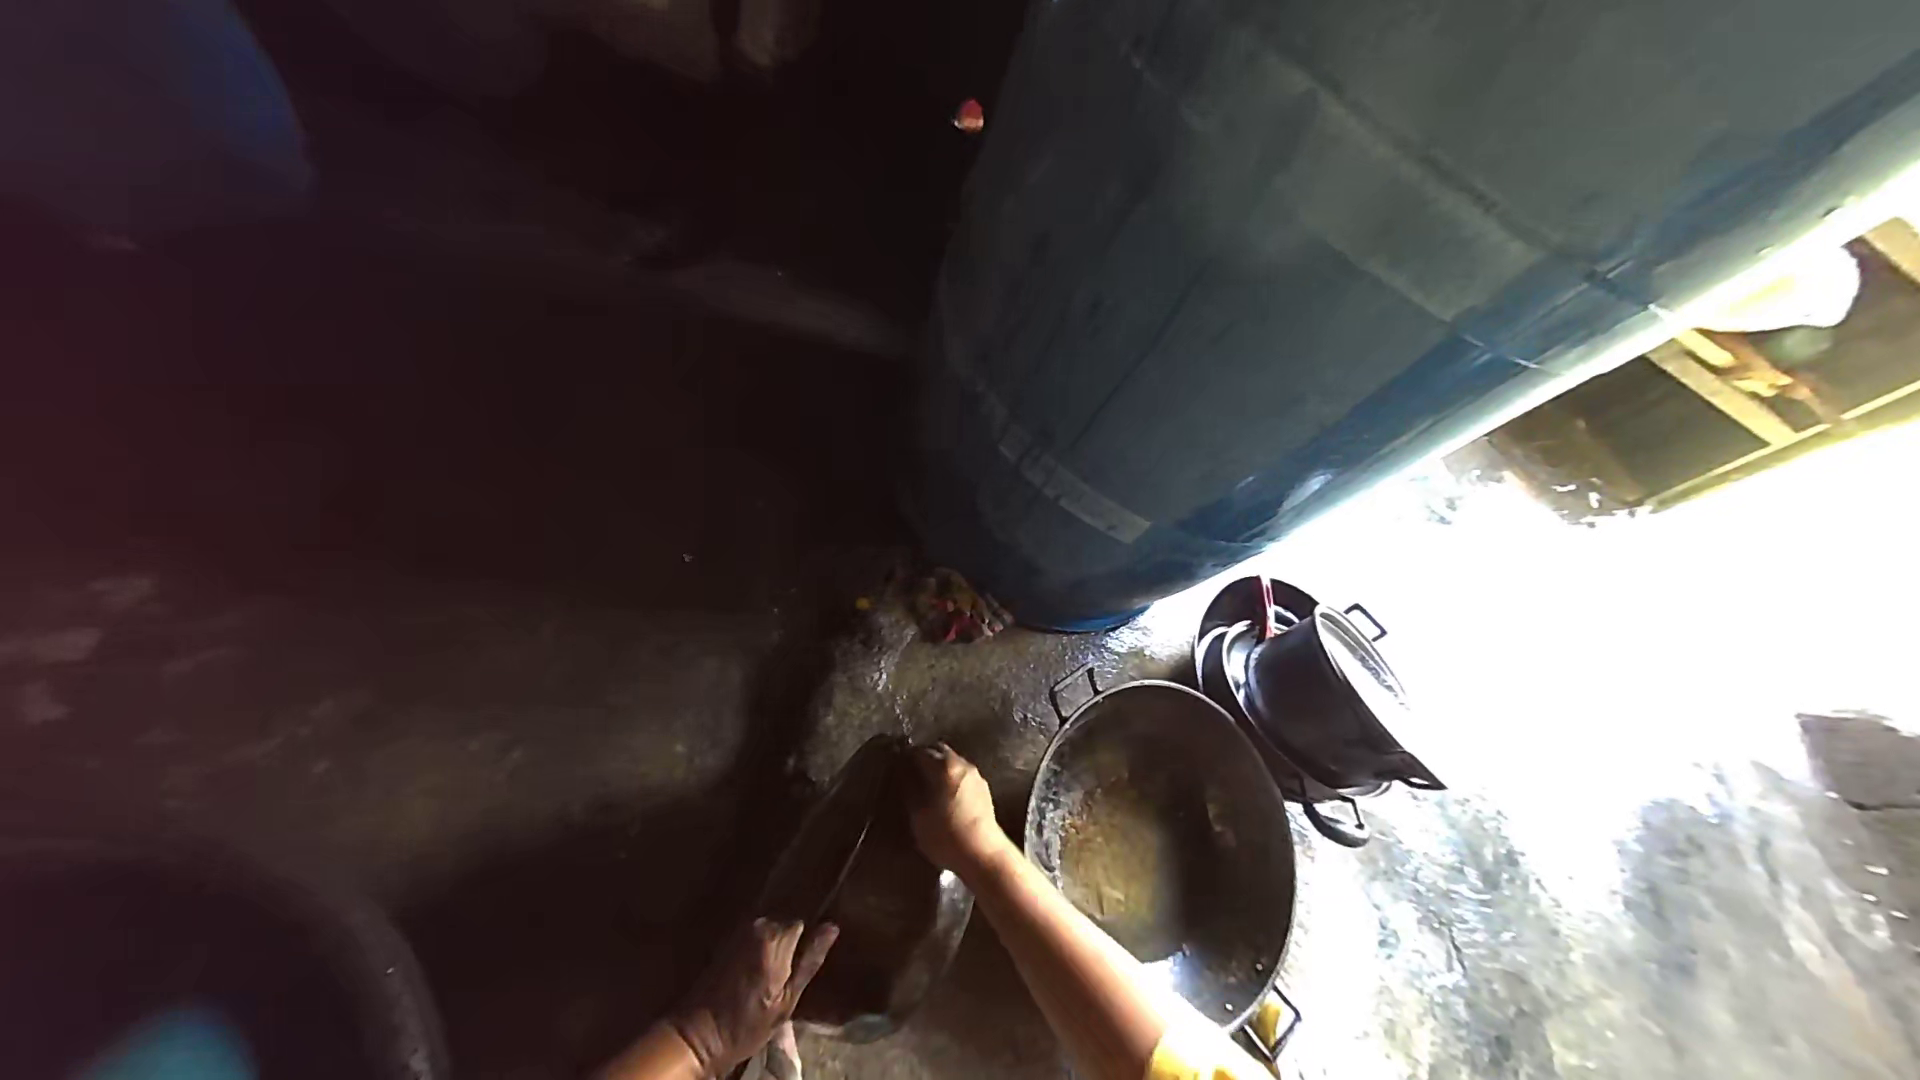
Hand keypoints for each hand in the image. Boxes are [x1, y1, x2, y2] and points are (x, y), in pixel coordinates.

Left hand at [666, 918, 837, 1075]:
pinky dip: (758, 946)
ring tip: (769, 973)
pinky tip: (754, 969)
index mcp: (775, 938)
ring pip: (770, 927)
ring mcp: (740, 928)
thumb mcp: (786, 1002)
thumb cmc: (746, 1025)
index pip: (804, 921)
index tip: (801, 962)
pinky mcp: (728, 937)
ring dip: (773, 944)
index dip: (806, 942)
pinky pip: (754, 933)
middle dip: (790, 942)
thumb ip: (809, 961)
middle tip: (785, 973)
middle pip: (786, 922)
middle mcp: (758, 924)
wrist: (697, 1037)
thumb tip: (832, 926)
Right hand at [906, 743, 1007, 874]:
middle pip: (938, 750)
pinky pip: (961, 773)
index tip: (896, 764)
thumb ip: (910, 788)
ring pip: (952, 761)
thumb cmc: (946, 836)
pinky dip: (950, 776)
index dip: (906, 756)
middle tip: (909, 772)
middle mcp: (961, 764)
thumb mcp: (918, 816)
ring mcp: (975, 775)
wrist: (983, 855)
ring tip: (925, 784)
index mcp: (944, 767)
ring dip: (938, 766)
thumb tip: (903, 772)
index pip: (920, 751)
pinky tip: (943, 794)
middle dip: (923, 757)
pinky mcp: (983, 788)